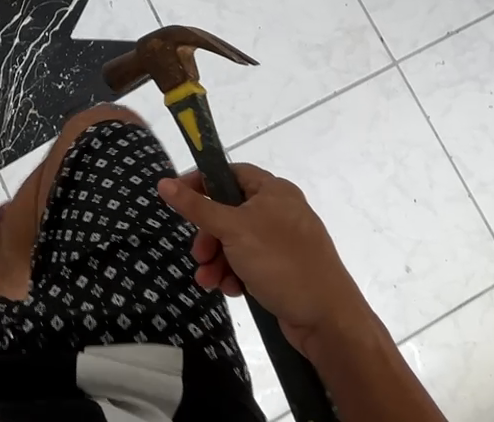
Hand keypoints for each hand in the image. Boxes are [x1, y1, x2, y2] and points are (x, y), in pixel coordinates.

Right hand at [158, 164, 380, 356]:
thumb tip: (163, 182)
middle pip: (228, 210)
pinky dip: (234, 272)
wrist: (330, 322)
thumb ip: (196, 206)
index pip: (229, 172)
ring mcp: (284, 241)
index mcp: (274, 191)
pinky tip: (230, 289)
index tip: (178, 198)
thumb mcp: (232, 230)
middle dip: (208, 234)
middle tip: (198, 253)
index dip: (202, 182)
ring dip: (217, 258)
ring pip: (236, 240)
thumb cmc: (281, 263)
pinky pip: (250, 261)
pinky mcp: (285, 268)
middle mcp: (280, 211)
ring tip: (208, 279)